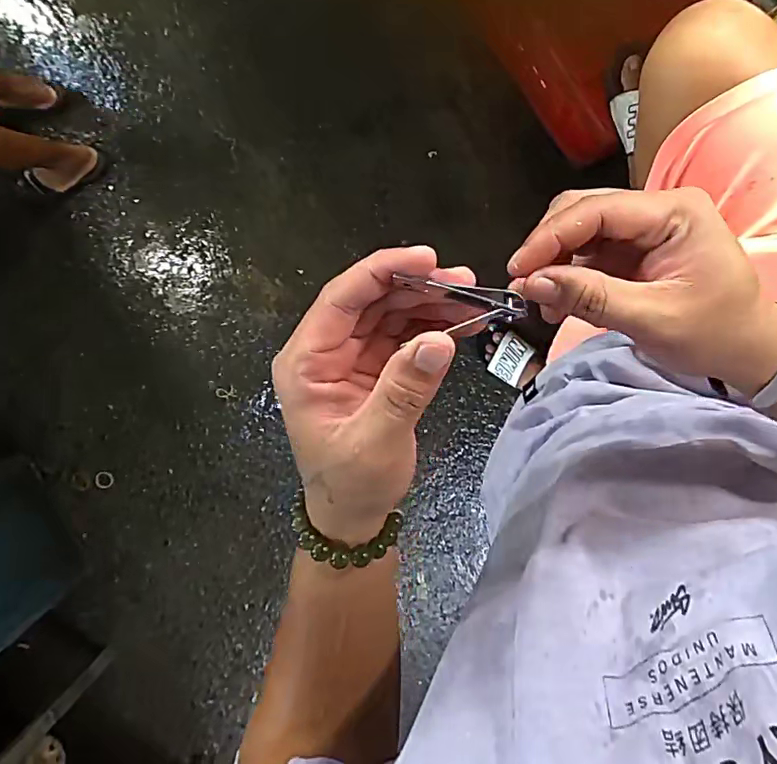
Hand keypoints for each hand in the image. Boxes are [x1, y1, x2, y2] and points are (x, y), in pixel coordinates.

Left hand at [272, 247, 477, 542]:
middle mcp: (325, 350)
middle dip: (415, 285)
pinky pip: (402, 333)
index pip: (341, 299)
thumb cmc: (350, 485)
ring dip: (428, 301)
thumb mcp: (374, 442)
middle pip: (370, 299)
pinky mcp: (374, 365)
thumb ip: (404, 390)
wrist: (352, 517)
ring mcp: (350, 355)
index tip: (426, 259)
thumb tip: (438, 340)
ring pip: (389, 311)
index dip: (382, 271)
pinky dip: (431, 324)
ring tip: (471, 299)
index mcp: (306, 361)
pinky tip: (460, 320)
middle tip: (463, 281)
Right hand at [506, 187, 776, 392]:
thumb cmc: (719, 334)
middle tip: (525, 282)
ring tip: (540, 298)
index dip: (550, 237)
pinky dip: (566, 275)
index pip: (595, 210)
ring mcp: (643, 228)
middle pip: (581, 211)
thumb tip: (532, 283)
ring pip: (578, 230)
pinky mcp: (633, 249)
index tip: (519, 268)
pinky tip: (556, 300)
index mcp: (674, 212)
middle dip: (548, 246)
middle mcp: (656, 209)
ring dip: (553, 262)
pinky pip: (586, 252)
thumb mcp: (654, 319)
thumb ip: (591, 297)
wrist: (755, 354)